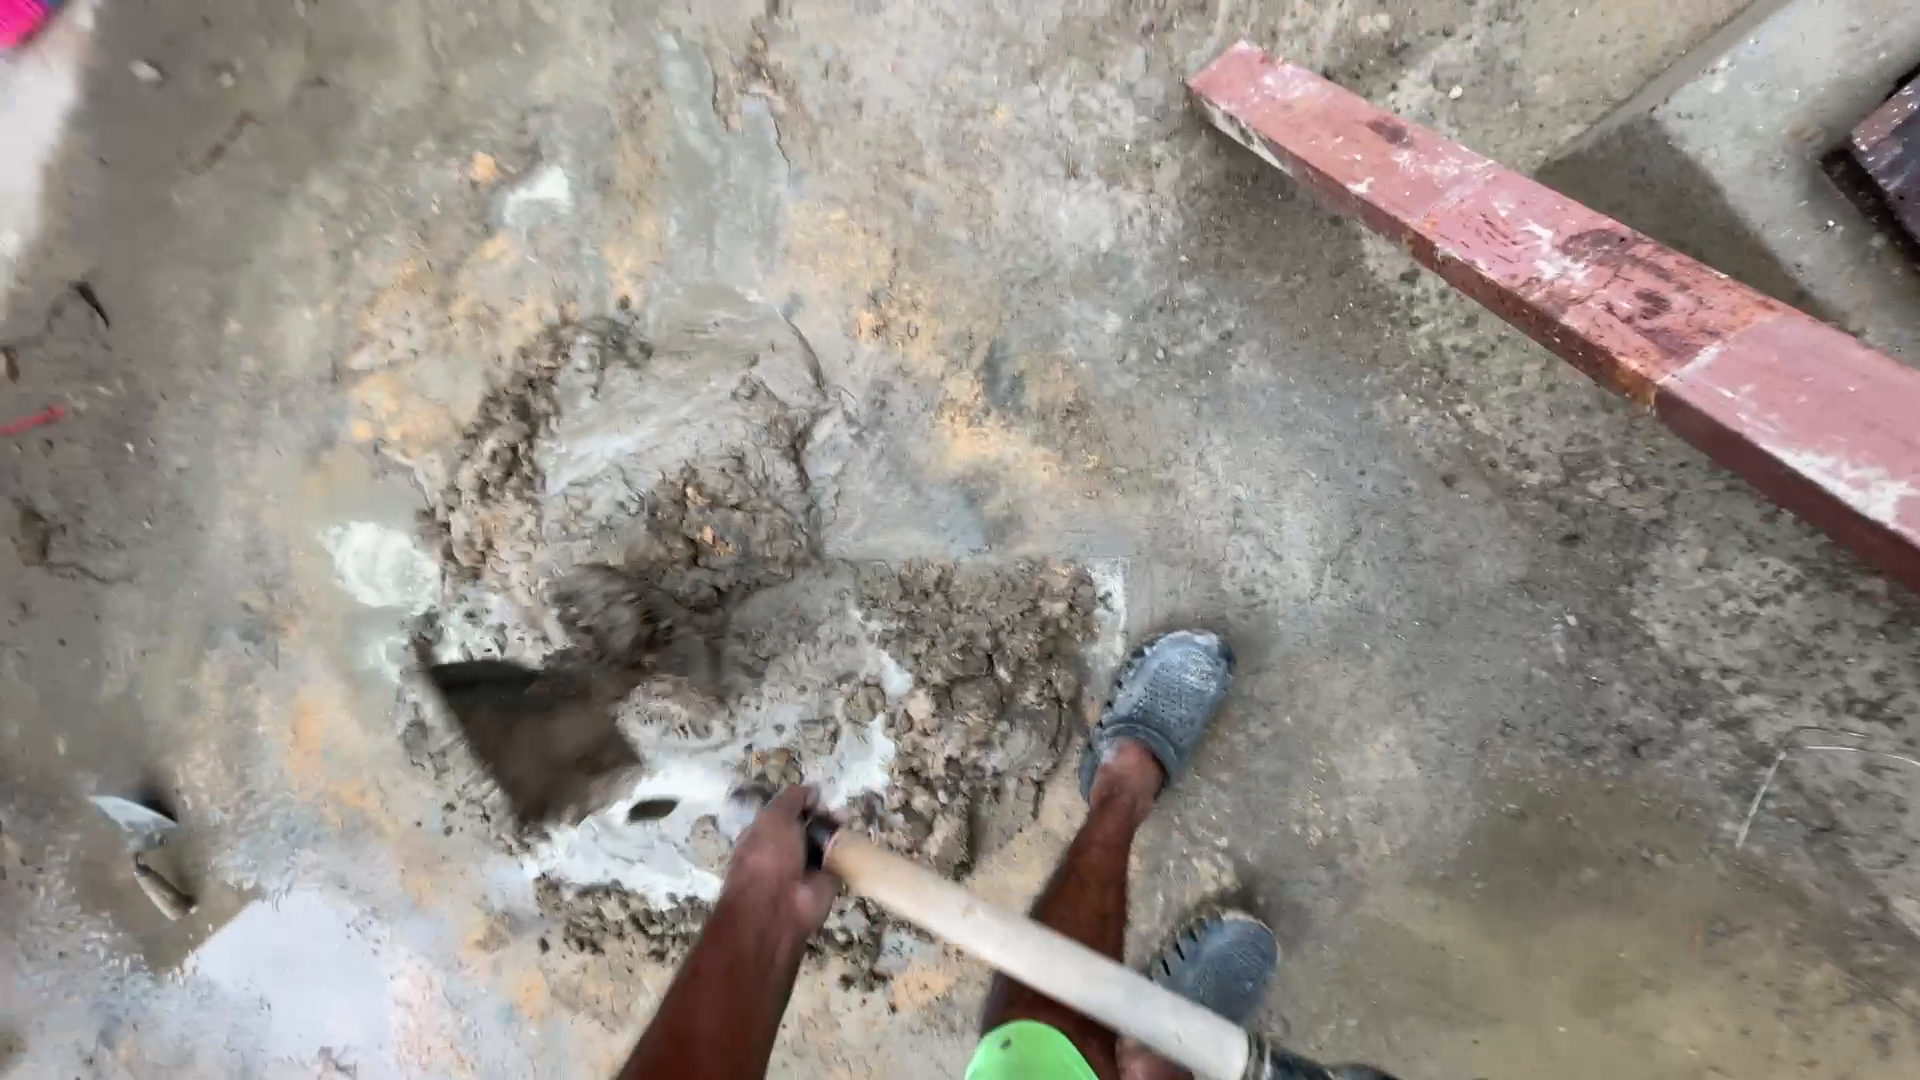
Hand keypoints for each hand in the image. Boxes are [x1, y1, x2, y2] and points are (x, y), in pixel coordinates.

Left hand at [721, 785, 839, 944]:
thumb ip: (793, 799)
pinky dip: (849, 849)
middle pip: (810, 826)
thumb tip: (813, 790)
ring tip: (847, 819)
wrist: (776, 909)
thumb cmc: (767, 856)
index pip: (787, 813)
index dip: (804, 803)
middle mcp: (785, 851)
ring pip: (826, 842)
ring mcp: (806, 867)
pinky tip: (854, 837)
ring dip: (837, 830)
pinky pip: (840, 860)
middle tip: (838, 809)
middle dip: (824, 815)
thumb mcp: (773, 817)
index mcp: (765, 835)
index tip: (819, 796)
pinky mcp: (827, 882)